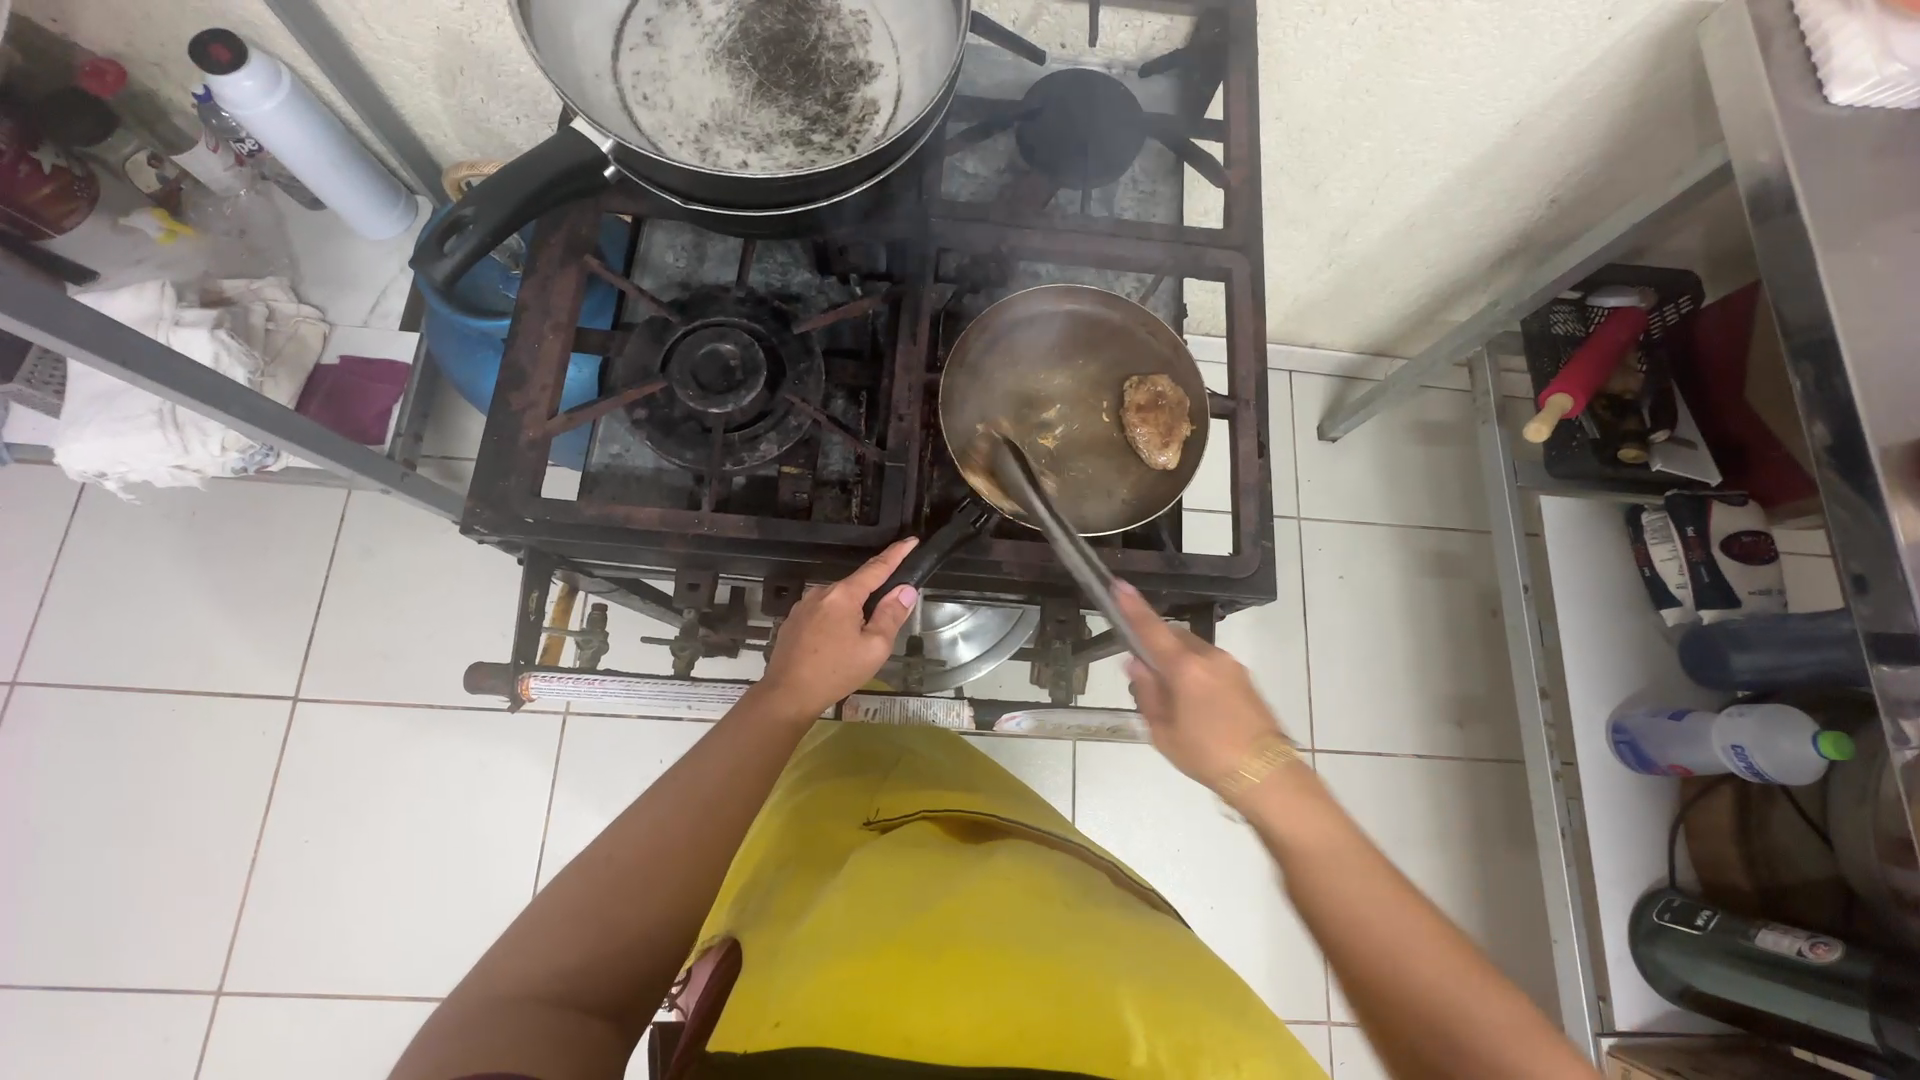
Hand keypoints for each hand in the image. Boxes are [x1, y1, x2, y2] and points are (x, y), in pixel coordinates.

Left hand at [754, 538, 919, 719]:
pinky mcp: (793, 621)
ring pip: (838, 601)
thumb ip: (891, 615)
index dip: (897, 554)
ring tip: (859, 643)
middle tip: (888, 619)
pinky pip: (823, 613)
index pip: (877, 567)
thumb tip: (905, 590)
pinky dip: (836, 622)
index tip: (911, 541)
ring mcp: (803, 606)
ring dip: (853, 612)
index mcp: (843, 595)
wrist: (787, 694)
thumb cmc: (836, 672)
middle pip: (856, 586)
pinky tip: (836, 645)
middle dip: (874, 596)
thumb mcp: (874, 647)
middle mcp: (821, 592)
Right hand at [1114, 582, 1294, 793]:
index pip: (1151, 630)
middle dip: (1157, 646)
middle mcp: (1210, 658)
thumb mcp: (1163, 732)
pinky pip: (1210, 665)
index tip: (1119, 585)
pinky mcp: (1245, 679)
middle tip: (1146, 677)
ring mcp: (1231, 666)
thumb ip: (1147, 693)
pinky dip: (1195, 673)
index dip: (1132, 608)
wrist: (1266, 775)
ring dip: (1177, 663)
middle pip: (1174, 637)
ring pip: (1193, 651)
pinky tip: (1195, 705)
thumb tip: (1136, 664)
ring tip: (1174, 701)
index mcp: (1185, 669)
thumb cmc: (1207, 756)